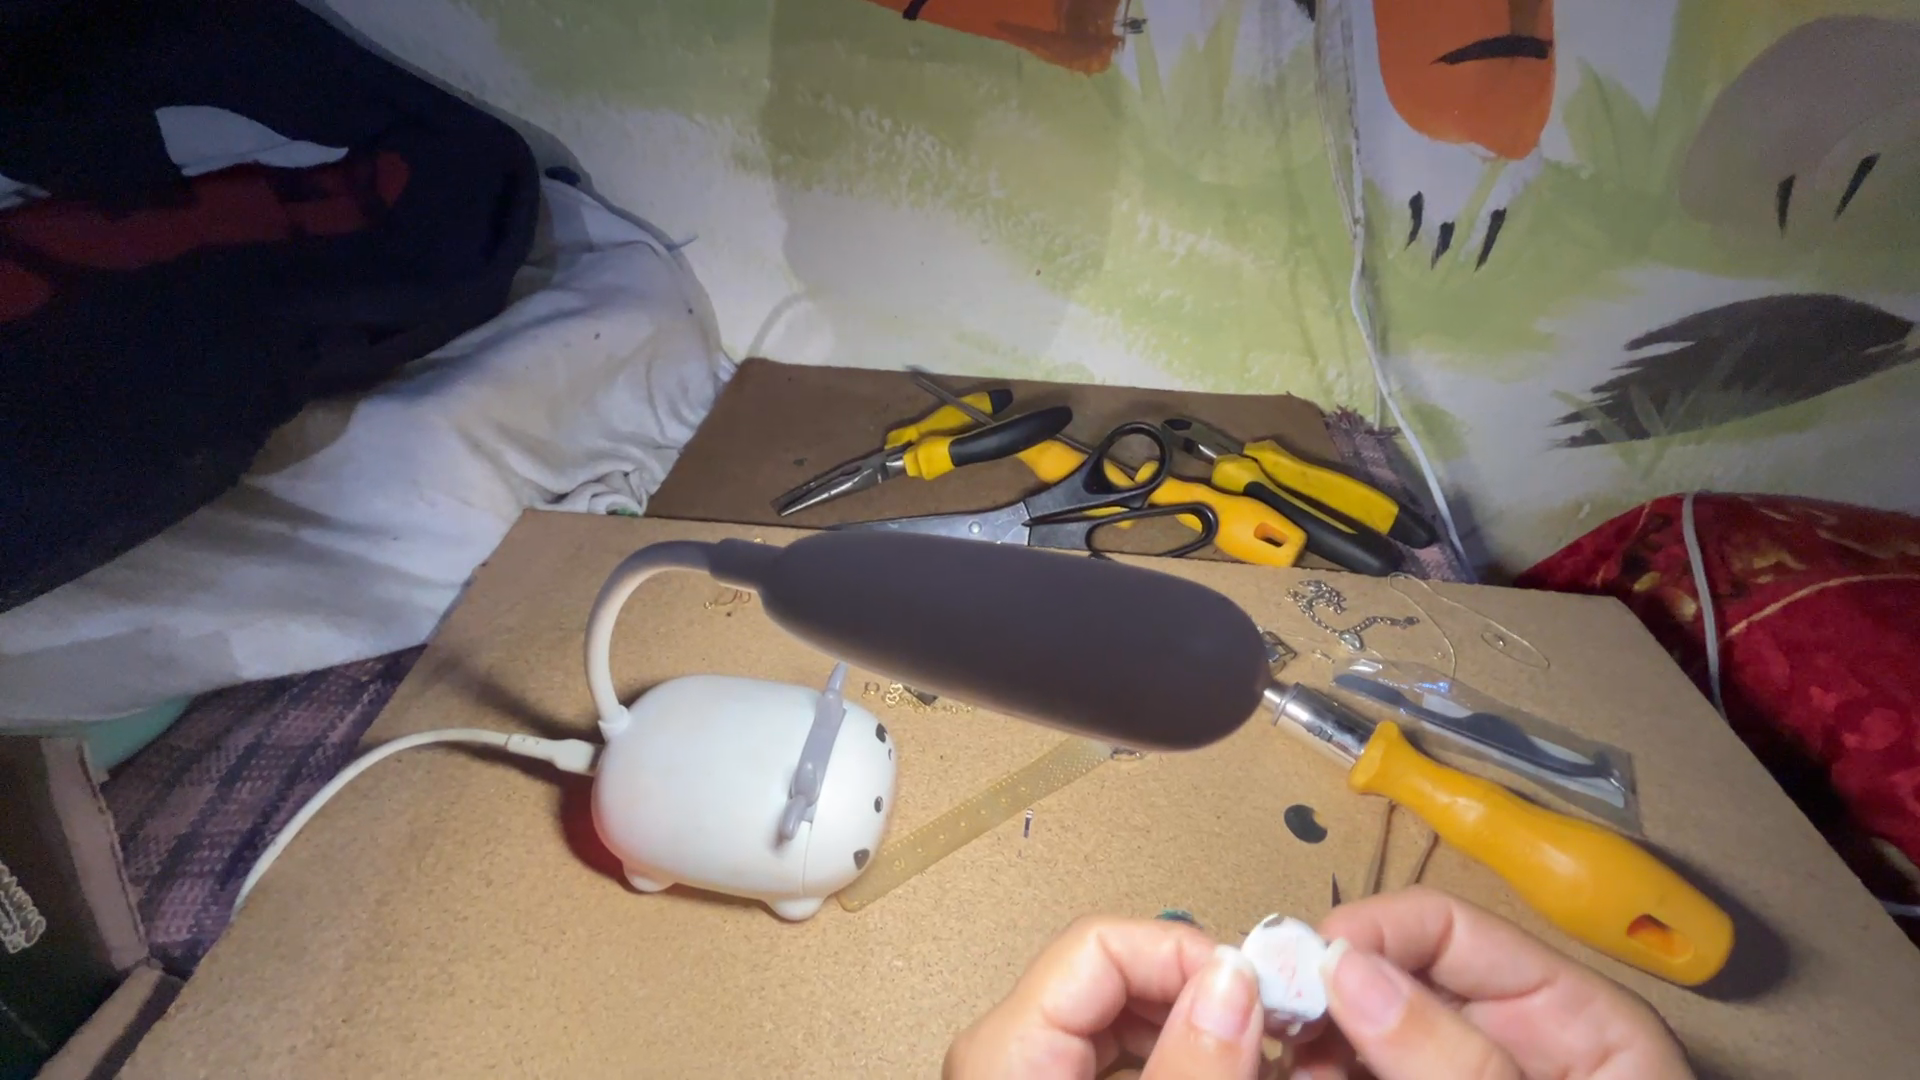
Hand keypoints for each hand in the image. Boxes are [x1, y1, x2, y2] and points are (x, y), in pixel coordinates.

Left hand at [945, 916, 1266, 1078]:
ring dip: (1193, 1023)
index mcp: (1007, 1043)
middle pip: (1114, 974)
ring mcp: (1030, 1065)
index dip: (1181, 951)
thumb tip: (1235, 979)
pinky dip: (1171, 1054)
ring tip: (1256, 1047)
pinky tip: (1214, 1066)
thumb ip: (1185, 1068)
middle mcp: (1011, 1042)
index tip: (1256, 986)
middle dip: (1197, 990)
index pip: (1100, 943)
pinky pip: (1117, 1052)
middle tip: (1271, 1022)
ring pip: (1123, 1013)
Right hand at [1297, 887, 1692, 1079]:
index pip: (1443, 926)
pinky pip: (1360, 1071)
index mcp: (1565, 1013)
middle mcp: (1505, 1030)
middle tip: (1275, 1025)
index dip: (1367, 931)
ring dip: (1317, 1041)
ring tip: (1287, 1066)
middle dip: (1329, 994)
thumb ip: (1455, 1061)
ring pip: (1363, 1023)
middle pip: (1391, 971)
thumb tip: (1343, 967)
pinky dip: (1324, 1073)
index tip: (1302, 967)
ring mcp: (1457, 1070)